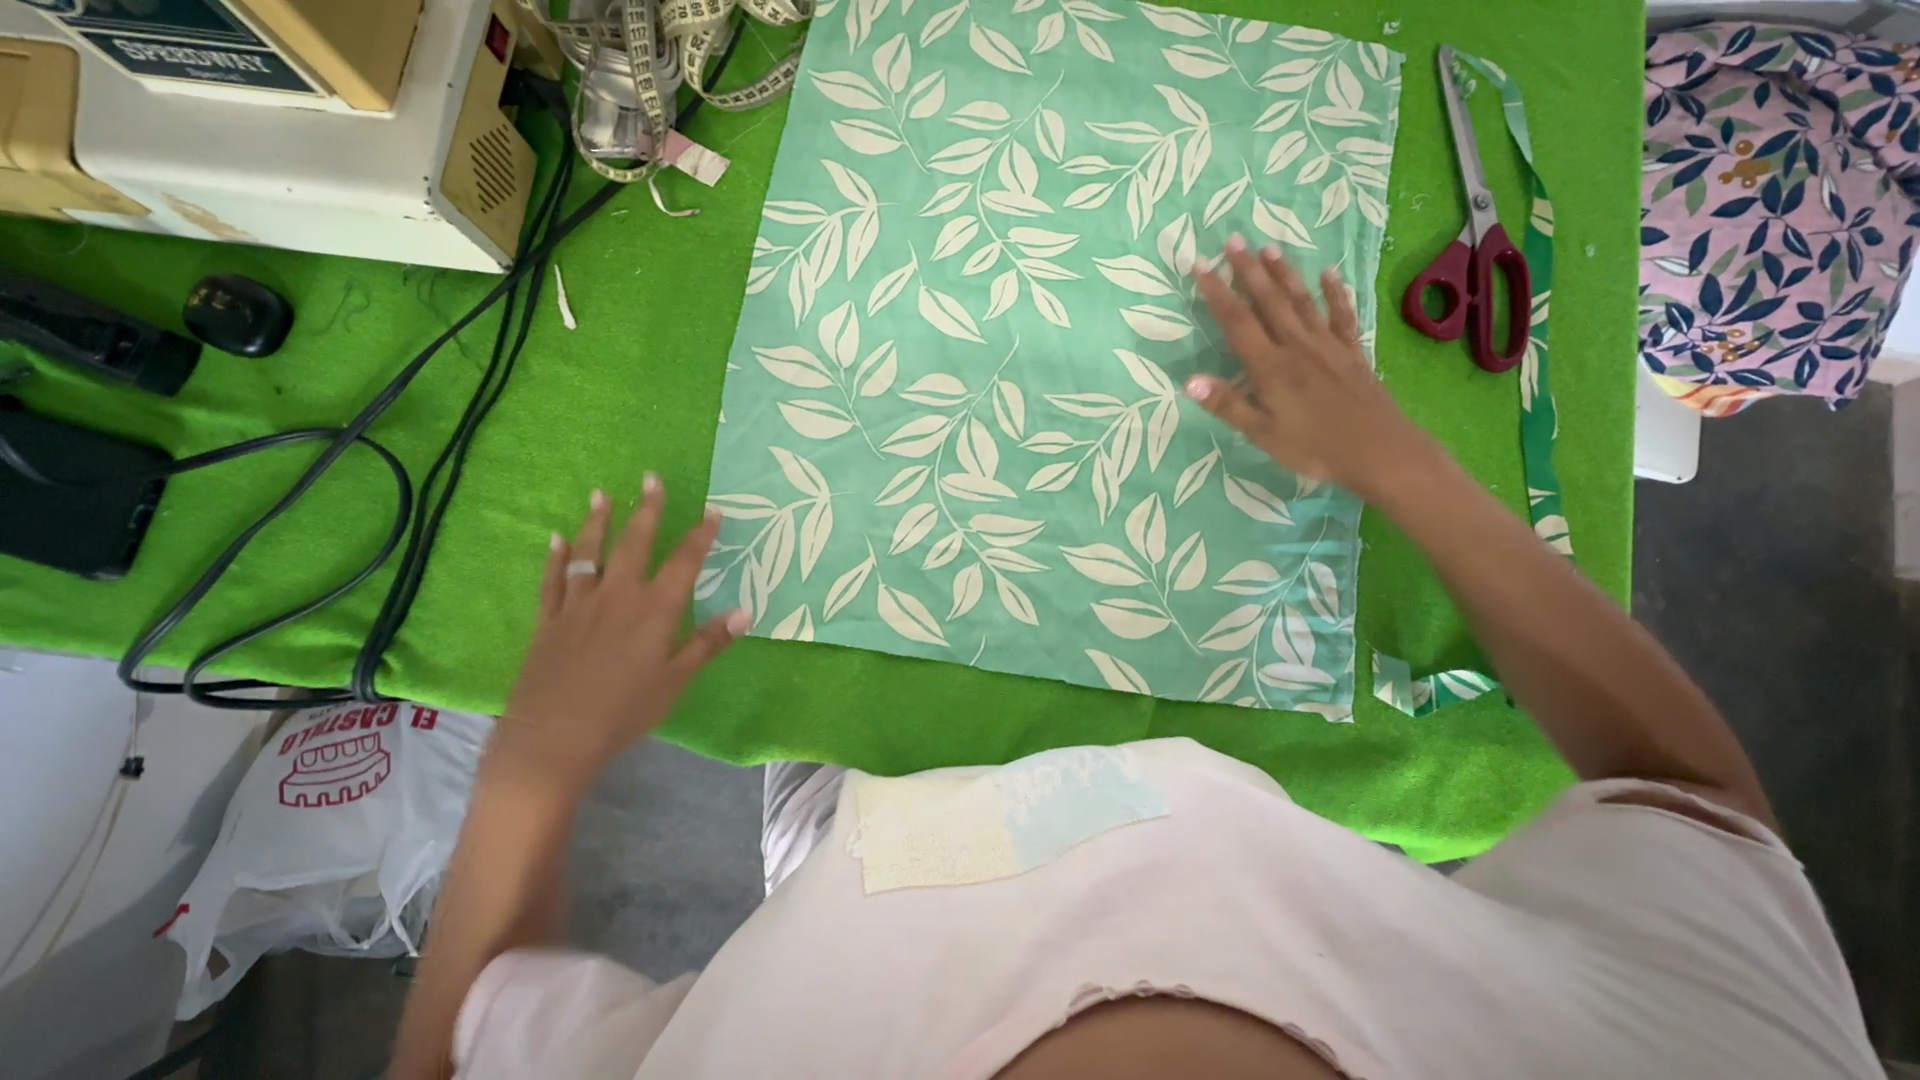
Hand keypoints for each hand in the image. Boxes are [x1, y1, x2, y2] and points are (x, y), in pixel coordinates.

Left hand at [494, 476, 746, 789]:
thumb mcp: (675, 681)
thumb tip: (745, 611)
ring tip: (602, 494)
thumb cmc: (624, 712)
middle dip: (647, 509)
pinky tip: (557, 538)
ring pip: (590, 552)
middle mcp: (618, 596)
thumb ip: (708, 643)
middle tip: (650, 478)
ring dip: (598, 521)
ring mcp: (579, 604)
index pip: (684, 562)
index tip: (713, 512)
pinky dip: (556, 556)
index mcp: (654, 610)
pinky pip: (553, 579)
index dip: (700, 535)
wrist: (554, 737)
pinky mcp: (549, 619)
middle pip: (635, 543)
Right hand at [1185, 236, 1436, 499]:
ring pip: (1301, 300)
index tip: (1200, 266)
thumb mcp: (1263, 434)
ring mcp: (1328, 345)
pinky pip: (1341, 314)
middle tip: (1233, 240)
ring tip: (1269, 247)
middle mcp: (1297, 346)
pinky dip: (1334, 292)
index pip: (1237, 321)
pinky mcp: (1352, 351)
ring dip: (1284, 273)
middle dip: (1249, 269)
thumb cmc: (1315, 448)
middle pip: (1269, 300)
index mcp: (1270, 367)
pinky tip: (1329, 273)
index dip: (1217, 292)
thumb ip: (1228, 405)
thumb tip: (1189, 380)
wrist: (1379, 451)